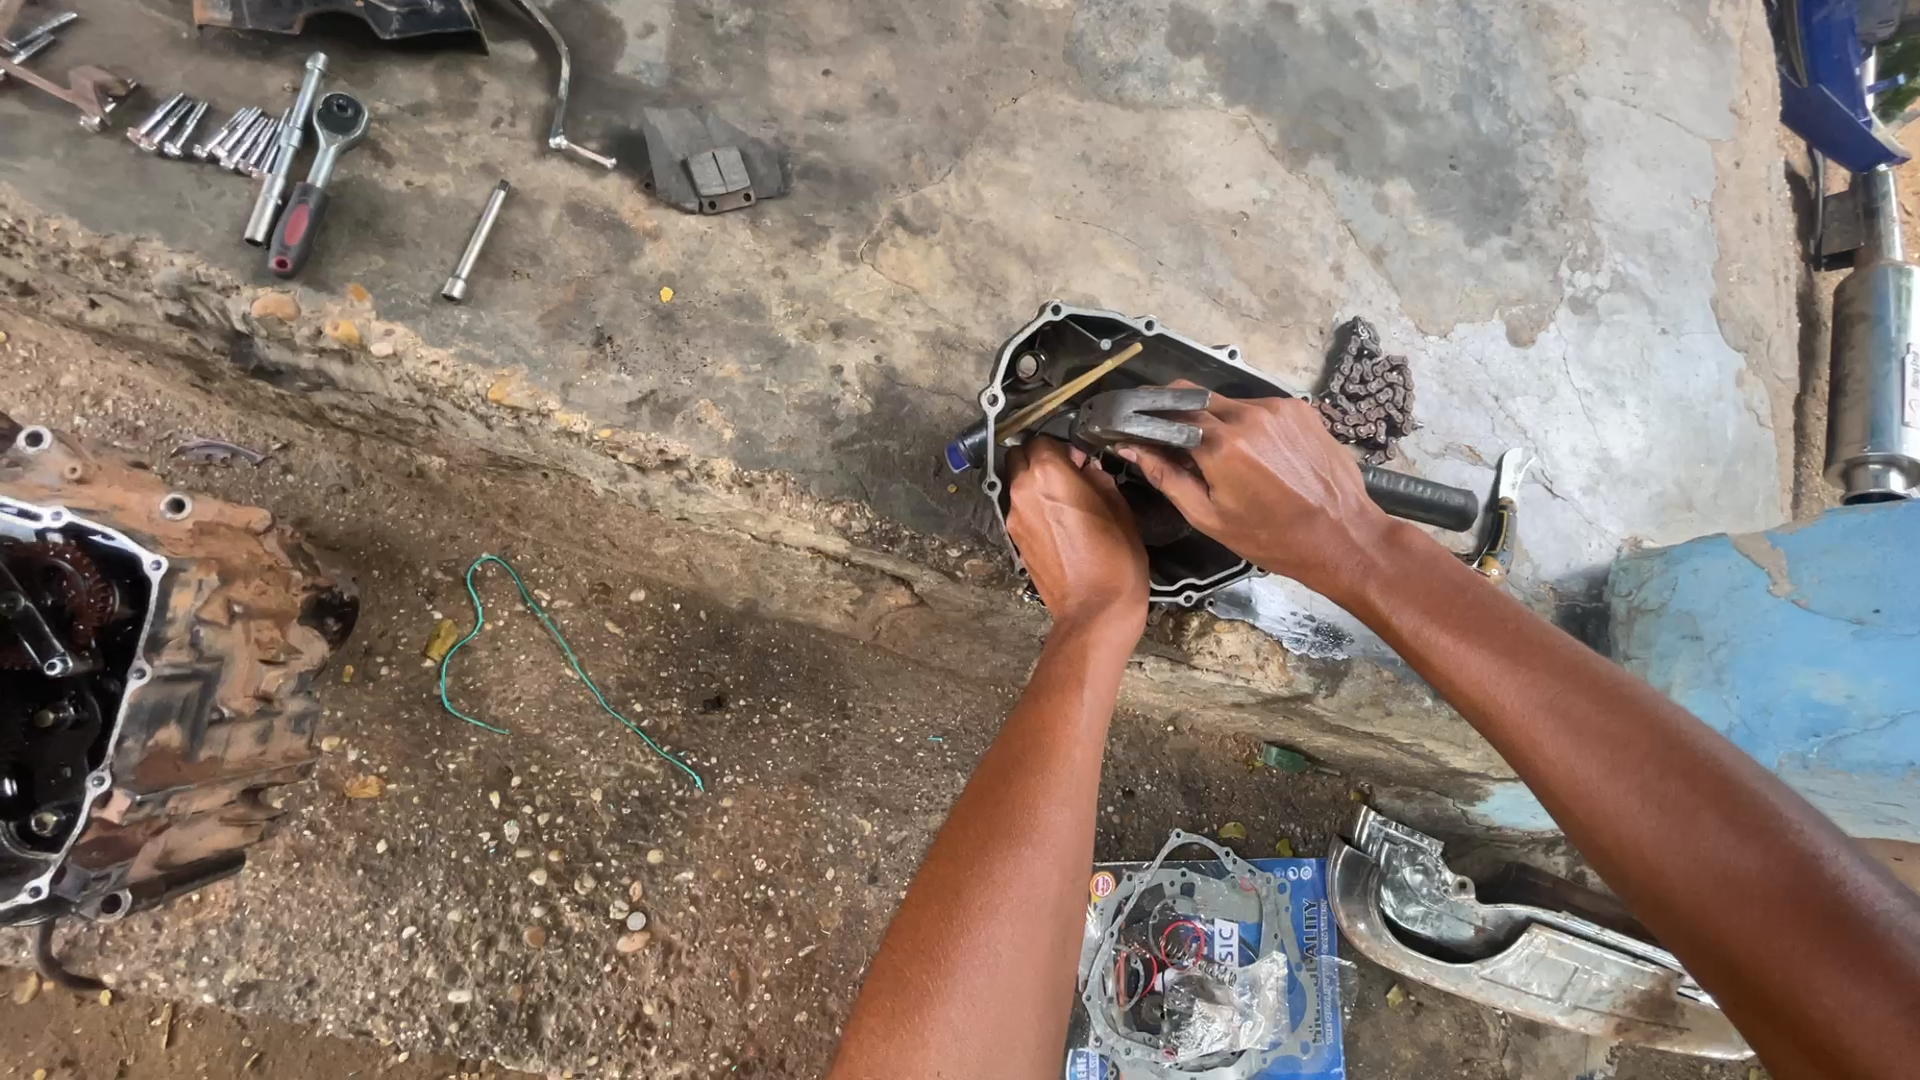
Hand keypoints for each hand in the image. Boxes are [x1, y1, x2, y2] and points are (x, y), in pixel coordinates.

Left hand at [1005, 436, 1148, 635]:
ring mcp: (1015, 518)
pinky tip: (1059, 522)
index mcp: (1048, 475)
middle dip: (1041, 458)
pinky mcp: (1015, 540)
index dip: (1064, 447)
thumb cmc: (1113, 562)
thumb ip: (1099, 480)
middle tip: (1068, 472)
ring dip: (1035, 482)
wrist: (1094, 610)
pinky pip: (1020, 510)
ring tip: (1066, 499)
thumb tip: (1090, 471)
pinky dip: (1034, 506)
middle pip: (1020, 457)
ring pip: (1017, 484)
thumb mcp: (1119, 509)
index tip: (1081, 460)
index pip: (1043, 440)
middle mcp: (1023, 491)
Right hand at [1117, 387, 1394, 598]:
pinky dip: (1243, 423)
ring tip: (1215, 452)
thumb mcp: (1207, 516)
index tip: (1132, 421)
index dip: (1146, 413)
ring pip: (1226, 402)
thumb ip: (1165, 476)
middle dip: (1175, 412)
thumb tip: (1131, 448)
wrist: (1341, 535)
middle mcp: (1248, 417)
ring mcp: (1278, 409)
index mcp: (1221, 447)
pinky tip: (1252, 451)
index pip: (1169, 411)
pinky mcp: (1299, 409)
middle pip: (1195, 398)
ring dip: (1211, 420)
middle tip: (1166, 435)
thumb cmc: (1269, 536)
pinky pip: (1256, 407)